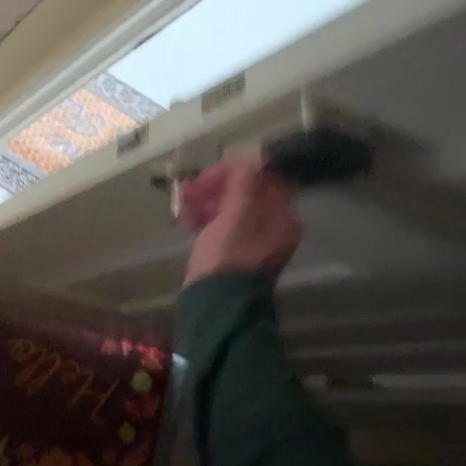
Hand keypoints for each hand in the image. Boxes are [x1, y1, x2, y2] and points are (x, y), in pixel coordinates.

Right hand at [177, 154, 302, 285]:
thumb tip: (250, 158)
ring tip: (184, 204)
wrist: (214, 307)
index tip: (211, 174)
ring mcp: (253, 237)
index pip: (265, 178)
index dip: (238, 170)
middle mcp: (272, 225)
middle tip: (190, 189)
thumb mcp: (234, 219)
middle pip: (246, 190)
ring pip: (231, 204)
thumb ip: (243, 186)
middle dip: (217, 185)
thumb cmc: (226, 260)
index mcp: (281, 218)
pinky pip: (223, 220)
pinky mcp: (234, 247)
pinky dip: (206, 215)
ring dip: (206, 198)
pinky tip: (187, 219)